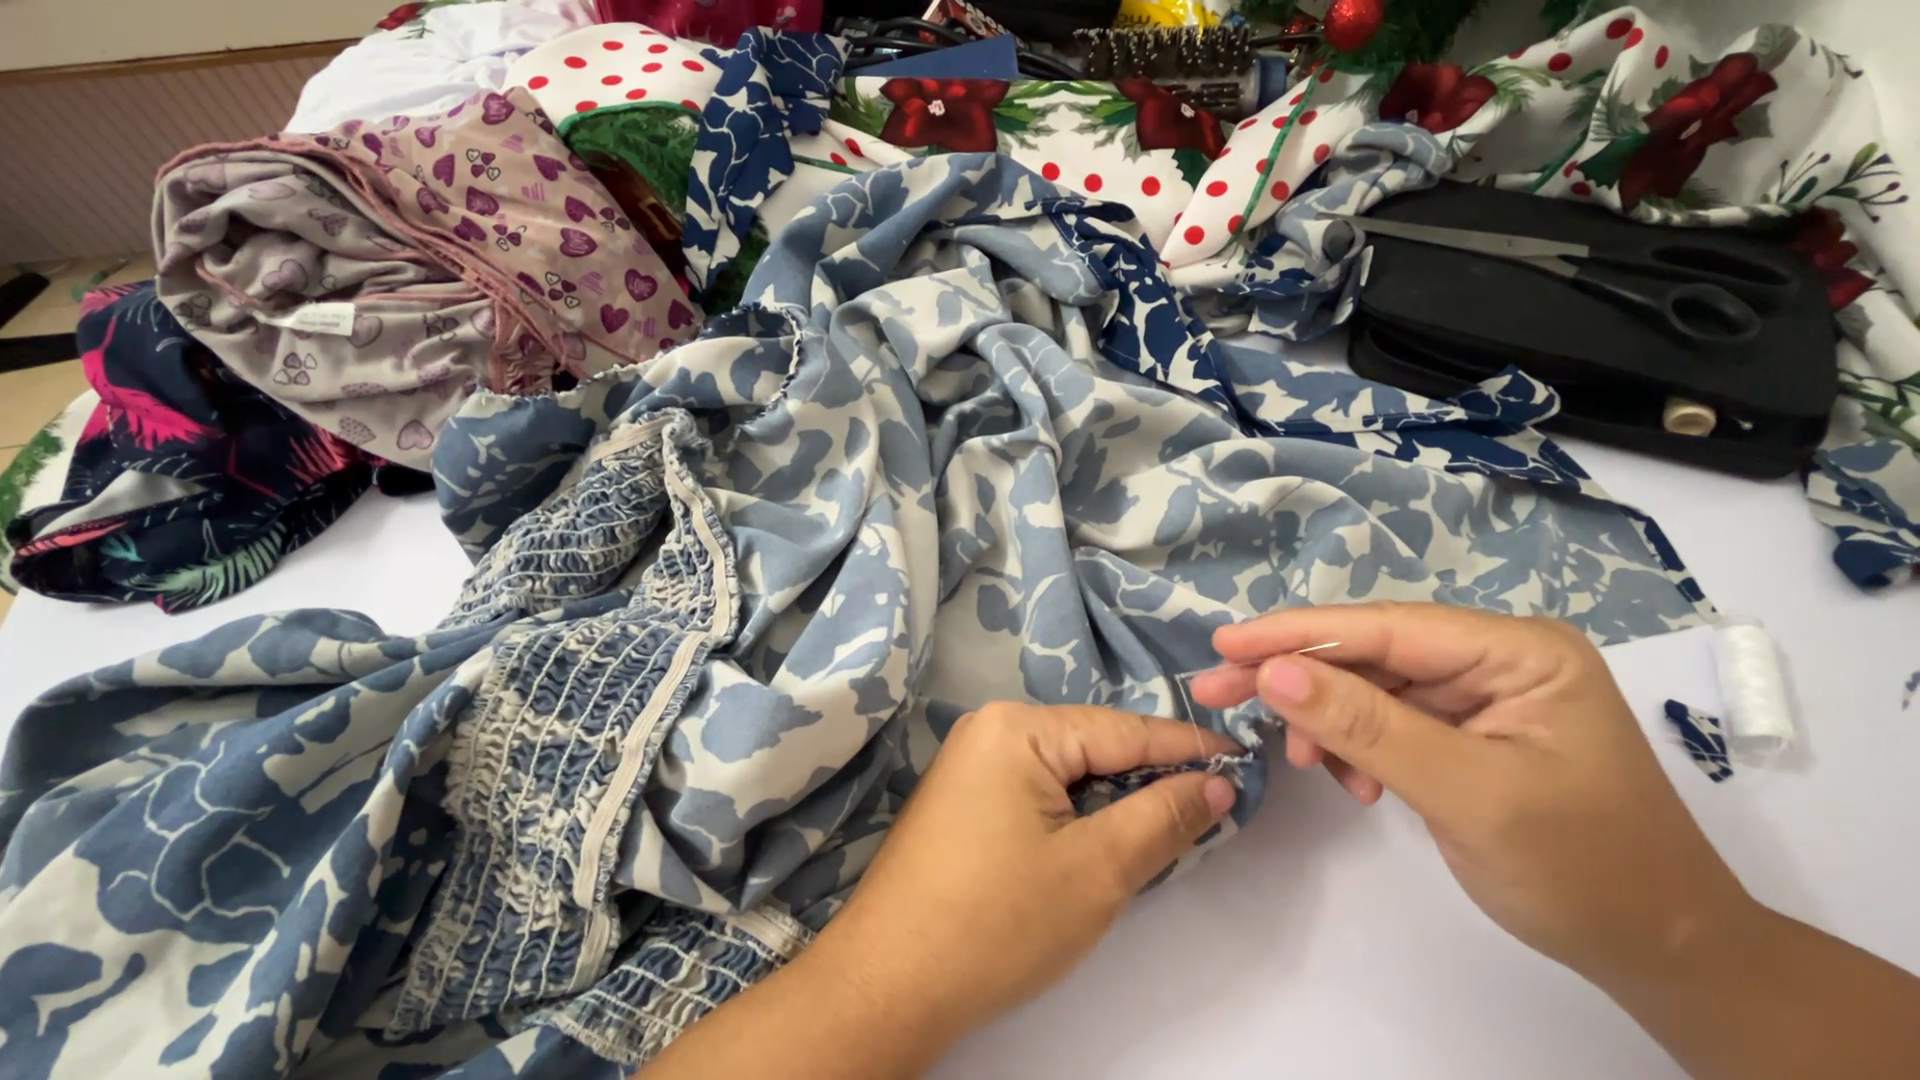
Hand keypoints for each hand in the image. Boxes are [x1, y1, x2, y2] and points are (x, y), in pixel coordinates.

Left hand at [811, 703, 1238, 1040]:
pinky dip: (1078, 813)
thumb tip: (1216, 783)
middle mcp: (991, 729)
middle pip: (1094, 747)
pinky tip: (1106, 837)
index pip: (1124, 730)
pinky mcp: (964, 801)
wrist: (891, 983)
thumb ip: (1162, 817)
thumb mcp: (1097, 870)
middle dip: (1151, 776)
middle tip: (1216, 803)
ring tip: (1170, 823)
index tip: (1244, 757)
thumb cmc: (998, 923)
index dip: (1188, 747)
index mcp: (1019, 728)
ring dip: (1116, 799)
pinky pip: (1039, 791)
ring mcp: (971, 764)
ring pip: (1068, 773)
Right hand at [1188, 602, 1750, 986]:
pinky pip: (1382, 722)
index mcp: (1518, 651)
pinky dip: (1352, 748)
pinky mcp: (1459, 731)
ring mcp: (1476, 695)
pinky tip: (1351, 783)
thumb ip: (1367, 727)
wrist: (1655, 948)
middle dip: (1295, 675)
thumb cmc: (1581, 868)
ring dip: (1323, 720)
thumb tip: (1275, 671)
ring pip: (1367, 688)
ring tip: (1300, 764)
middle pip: (1369, 653)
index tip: (1224, 644)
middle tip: (1216, 690)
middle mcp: (1494, 658)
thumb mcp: (1467, 793)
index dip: (1297, 633)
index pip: (1386, 627)